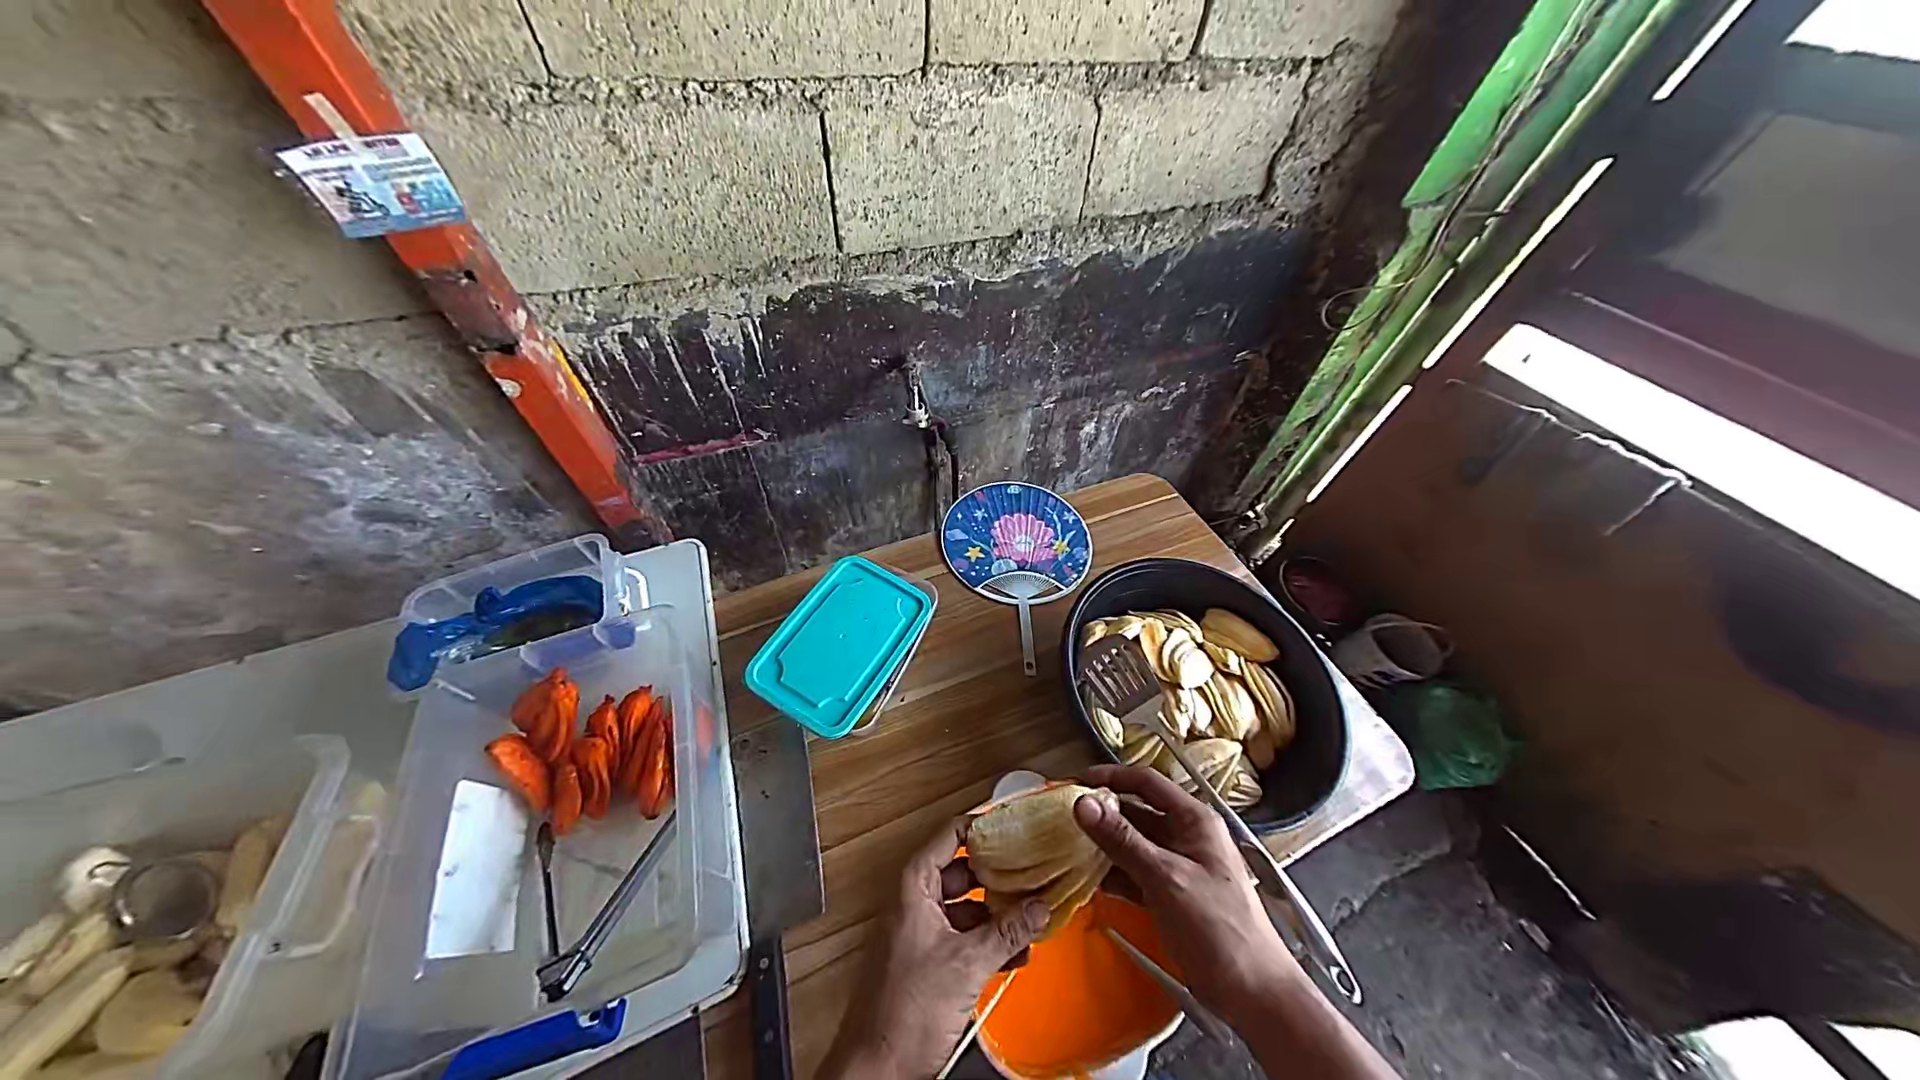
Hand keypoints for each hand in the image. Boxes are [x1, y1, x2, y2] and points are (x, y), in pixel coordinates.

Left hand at [819, 817, 1050, 1079]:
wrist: (878, 1069)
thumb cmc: (899, 1014)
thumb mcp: (966, 963)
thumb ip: (1006, 931)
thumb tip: (1037, 908)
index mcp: (914, 887)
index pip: (949, 836)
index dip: (980, 827)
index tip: (1009, 824)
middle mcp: (915, 902)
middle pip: (962, 870)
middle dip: (996, 874)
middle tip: (1028, 872)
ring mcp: (920, 930)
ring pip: (966, 906)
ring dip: (996, 912)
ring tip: (1029, 915)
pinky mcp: (928, 958)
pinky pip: (963, 935)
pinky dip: (987, 938)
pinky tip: (1014, 950)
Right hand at [1072, 763, 1303, 1021]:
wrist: (1255, 996)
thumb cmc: (1220, 929)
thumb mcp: (1166, 878)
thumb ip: (1123, 840)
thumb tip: (1084, 804)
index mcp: (1194, 820)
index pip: (1146, 782)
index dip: (1111, 776)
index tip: (1077, 781)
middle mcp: (1186, 836)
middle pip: (1137, 812)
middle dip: (1103, 813)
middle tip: (1066, 816)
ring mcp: (1179, 866)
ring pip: (1133, 843)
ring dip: (1104, 845)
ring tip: (1069, 846)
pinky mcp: (1171, 894)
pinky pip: (1135, 872)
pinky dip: (1114, 873)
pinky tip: (1089, 879)